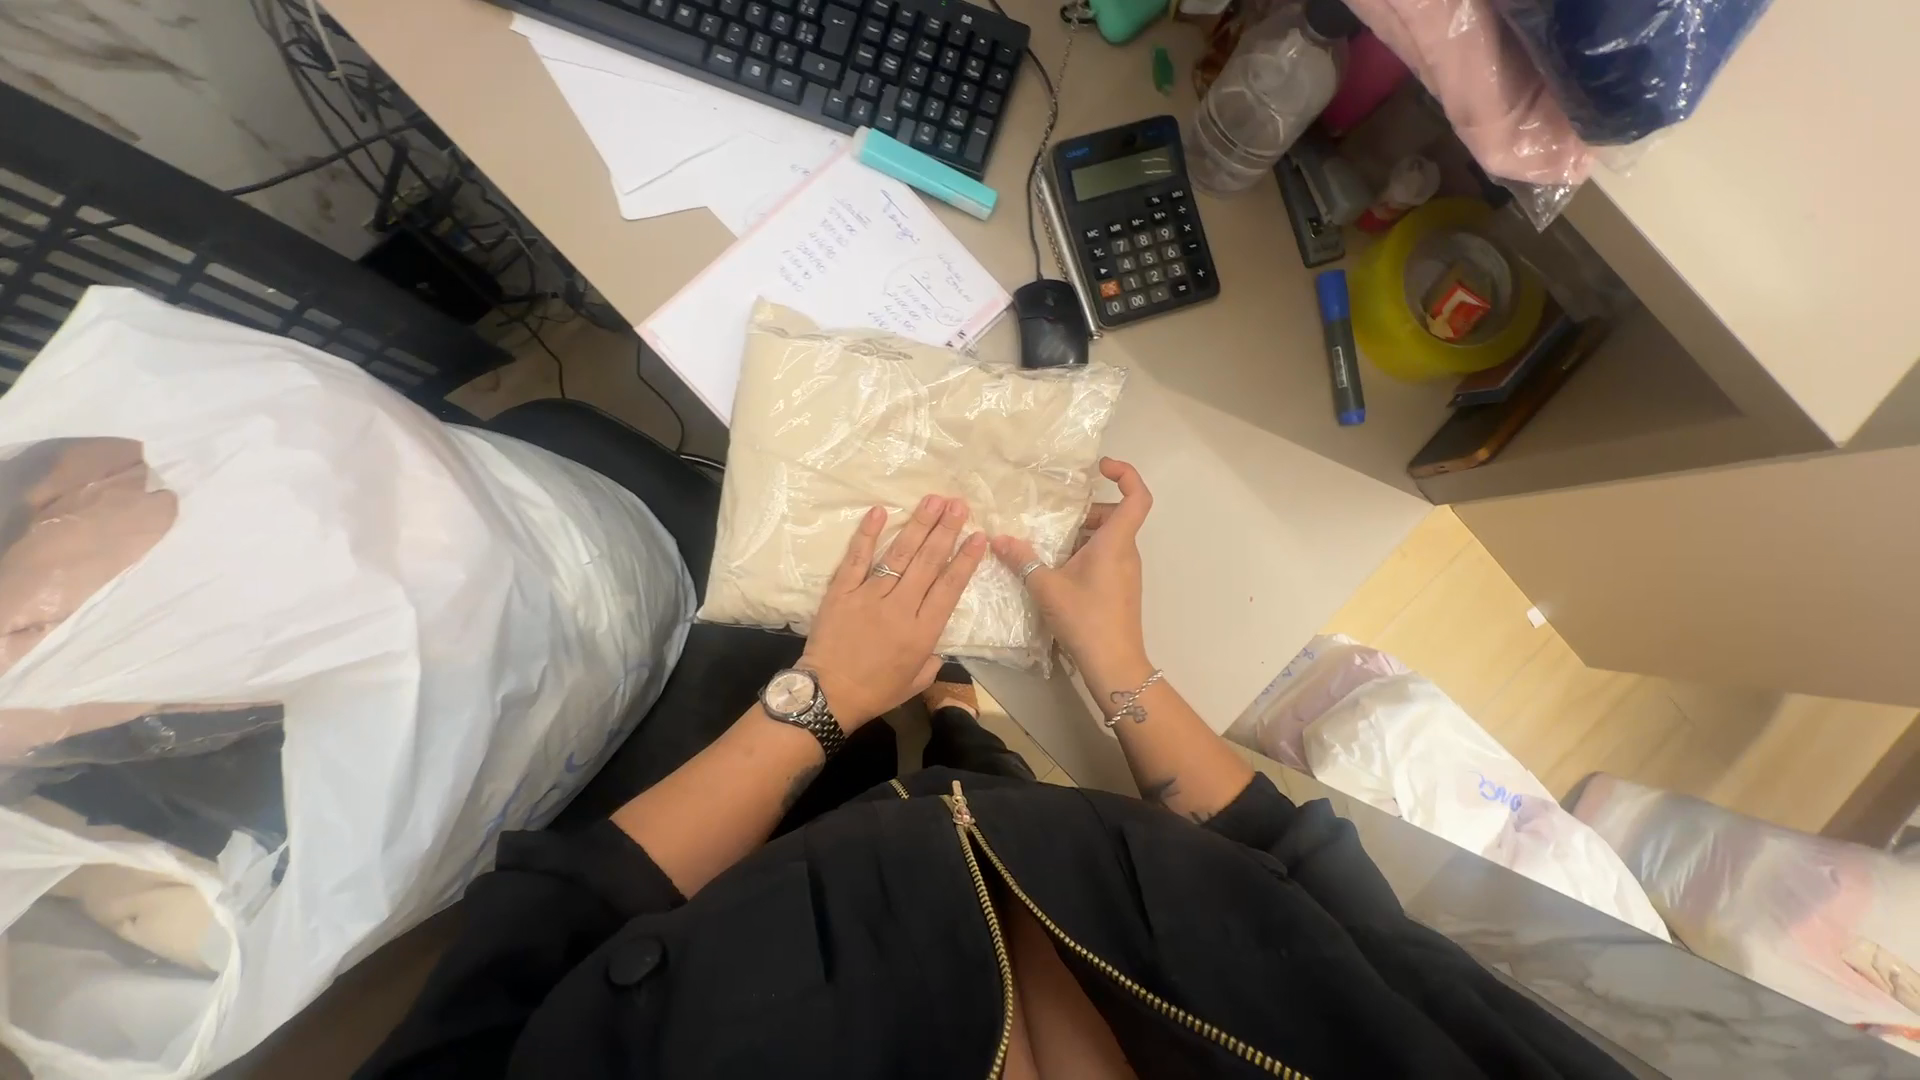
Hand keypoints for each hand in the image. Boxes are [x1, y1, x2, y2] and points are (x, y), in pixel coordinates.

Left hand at [800, 495, 986, 729]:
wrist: (827, 697)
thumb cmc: (875, 692)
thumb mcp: (917, 681)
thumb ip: (933, 657)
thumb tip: (938, 640)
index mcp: (922, 632)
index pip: (949, 588)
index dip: (965, 560)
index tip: (978, 536)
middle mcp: (900, 608)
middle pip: (928, 562)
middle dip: (946, 530)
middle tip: (959, 504)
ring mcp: (869, 596)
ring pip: (899, 554)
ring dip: (918, 525)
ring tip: (934, 500)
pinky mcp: (841, 592)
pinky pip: (857, 558)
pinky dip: (868, 534)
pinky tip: (880, 511)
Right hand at [992, 458, 1152, 687]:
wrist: (1114, 664)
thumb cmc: (1086, 619)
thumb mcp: (1046, 587)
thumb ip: (1022, 560)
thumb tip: (999, 540)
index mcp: (1115, 542)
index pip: (1136, 497)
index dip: (1126, 474)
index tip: (1101, 468)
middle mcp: (1126, 552)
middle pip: (1117, 516)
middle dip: (1089, 510)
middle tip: (1059, 517)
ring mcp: (1126, 572)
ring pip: (1110, 538)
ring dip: (1083, 534)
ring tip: (1050, 544)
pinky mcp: (1121, 588)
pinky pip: (1106, 557)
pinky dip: (1085, 553)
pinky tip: (1058, 571)